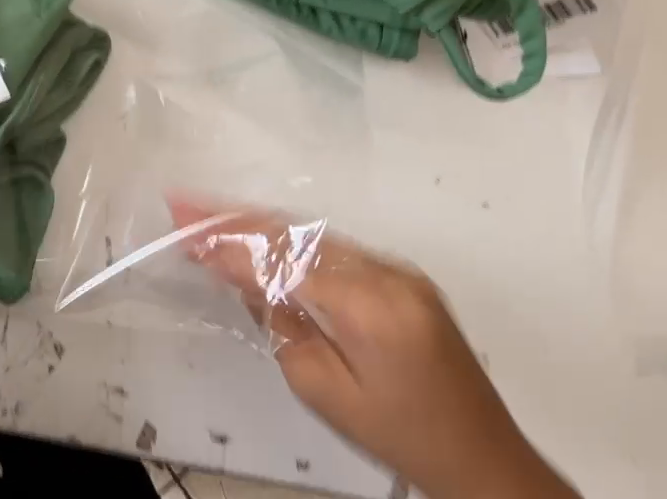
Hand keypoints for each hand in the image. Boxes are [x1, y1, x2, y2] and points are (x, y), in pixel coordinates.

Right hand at [169, 197, 578, 498]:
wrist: (484, 459)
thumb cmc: (397, 433)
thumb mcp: (322, 387)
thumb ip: (278, 323)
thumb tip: (241, 275)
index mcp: (369, 307)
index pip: (280, 260)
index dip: (227, 244)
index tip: (182, 232)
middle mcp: (386, 274)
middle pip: (294, 234)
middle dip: (233, 219)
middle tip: (182, 207)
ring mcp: (398, 271)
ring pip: (311, 233)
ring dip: (255, 223)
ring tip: (206, 215)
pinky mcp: (402, 277)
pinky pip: (332, 246)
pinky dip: (287, 238)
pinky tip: (254, 233)